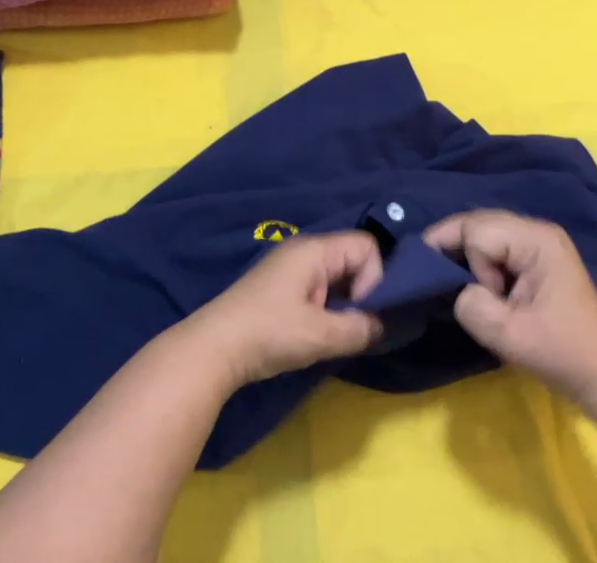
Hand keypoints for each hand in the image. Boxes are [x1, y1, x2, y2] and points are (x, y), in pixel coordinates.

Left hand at [176, 231, 385, 388]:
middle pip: (353, 260)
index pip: (367, 247)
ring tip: (338, 335)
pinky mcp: (282, 290)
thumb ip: (361, 328)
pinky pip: (320, 290)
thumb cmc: (269, 333)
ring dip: (345, 306)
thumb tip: (384, 326)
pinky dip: (328, 310)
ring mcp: (291, 270)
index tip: (362, 311)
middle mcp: (304, 252)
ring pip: (338, 278)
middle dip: (363, 293)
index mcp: (314, 250)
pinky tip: (320, 335)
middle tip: (356, 326)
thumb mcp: (322, 335)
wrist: (213, 349)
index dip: (376, 277)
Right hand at [424, 210, 596, 404]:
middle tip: (442, 282)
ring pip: (482, 231)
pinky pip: (494, 245)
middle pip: (477, 222)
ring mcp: (537, 241)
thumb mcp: (508, 336)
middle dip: (455, 250)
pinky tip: (481, 286)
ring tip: (464, 287)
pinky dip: (479, 263)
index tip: (487, 299)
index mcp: (537, 241)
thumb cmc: (561, 353)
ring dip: (467, 258)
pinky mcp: (535, 257)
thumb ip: (472, 306)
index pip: (477, 230)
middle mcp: (537, 230)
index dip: (469, 264)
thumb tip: (459, 291)